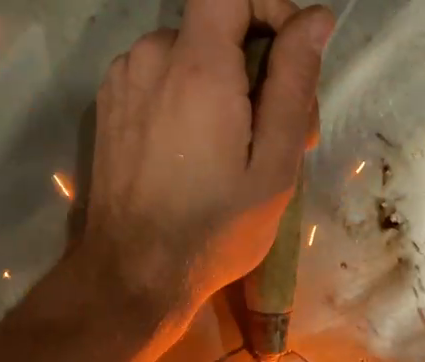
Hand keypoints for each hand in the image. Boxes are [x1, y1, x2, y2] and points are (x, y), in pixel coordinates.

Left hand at [81, 0, 333, 324]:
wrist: (134, 273)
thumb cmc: (215, 230)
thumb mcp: (274, 167)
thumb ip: (294, 84)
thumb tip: (315, 19)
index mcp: (198, 65)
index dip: (271, 9)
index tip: (293, 61)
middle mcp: (152, 55)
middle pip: (216, 30)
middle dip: (257, 70)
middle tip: (282, 138)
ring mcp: (124, 80)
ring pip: (189, 60)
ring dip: (223, 92)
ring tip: (239, 159)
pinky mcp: (109, 107)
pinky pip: (160, 83)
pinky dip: (188, 106)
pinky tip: (198, 161)